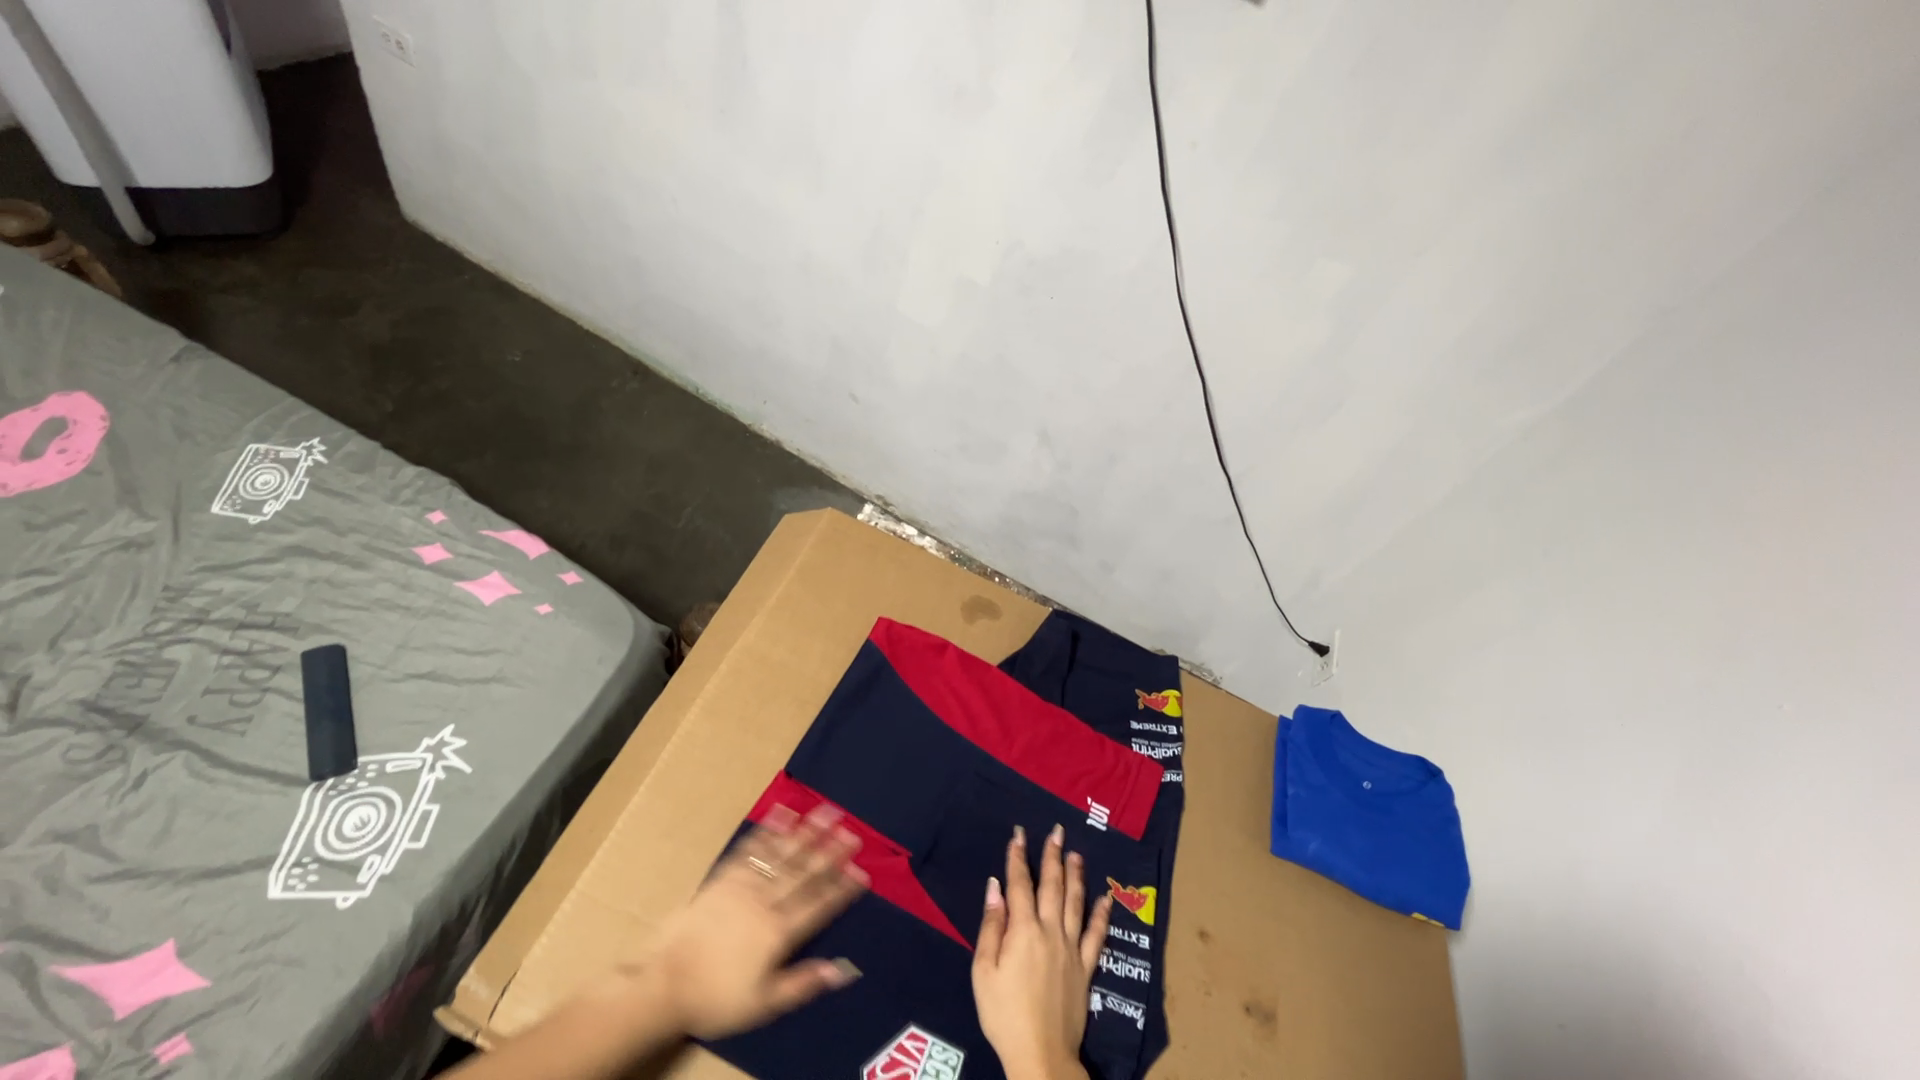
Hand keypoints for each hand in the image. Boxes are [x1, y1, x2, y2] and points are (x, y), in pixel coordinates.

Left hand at [624, 803, 869, 1038]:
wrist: (663, 984)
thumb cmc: (715, 998)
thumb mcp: (764, 1003)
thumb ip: (803, 983)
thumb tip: (843, 970)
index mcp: (779, 933)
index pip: (819, 905)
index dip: (842, 888)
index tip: (862, 870)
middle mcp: (765, 903)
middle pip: (804, 873)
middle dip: (831, 851)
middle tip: (852, 831)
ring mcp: (742, 887)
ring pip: (781, 855)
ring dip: (805, 832)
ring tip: (825, 812)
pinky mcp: (721, 878)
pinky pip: (749, 850)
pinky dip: (767, 831)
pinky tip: (781, 815)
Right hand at [972, 824, 1109, 1079]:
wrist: (1040, 1052)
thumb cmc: (1003, 1013)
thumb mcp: (983, 971)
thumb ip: (991, 927)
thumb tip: (995, 888)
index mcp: (1023, 931)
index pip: (1019, 885)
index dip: (1018, 858)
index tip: (1019, 834)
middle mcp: (1051, 932)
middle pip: (1052, 887)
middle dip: (1052, 856)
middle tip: (1056, 831)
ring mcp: (1072, 949)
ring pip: (1076, 903)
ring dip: (1076, 876)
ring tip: (1076, 853)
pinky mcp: (1086, 968)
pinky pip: (1097, 936)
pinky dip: (1101, 915)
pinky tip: (1105, 898)